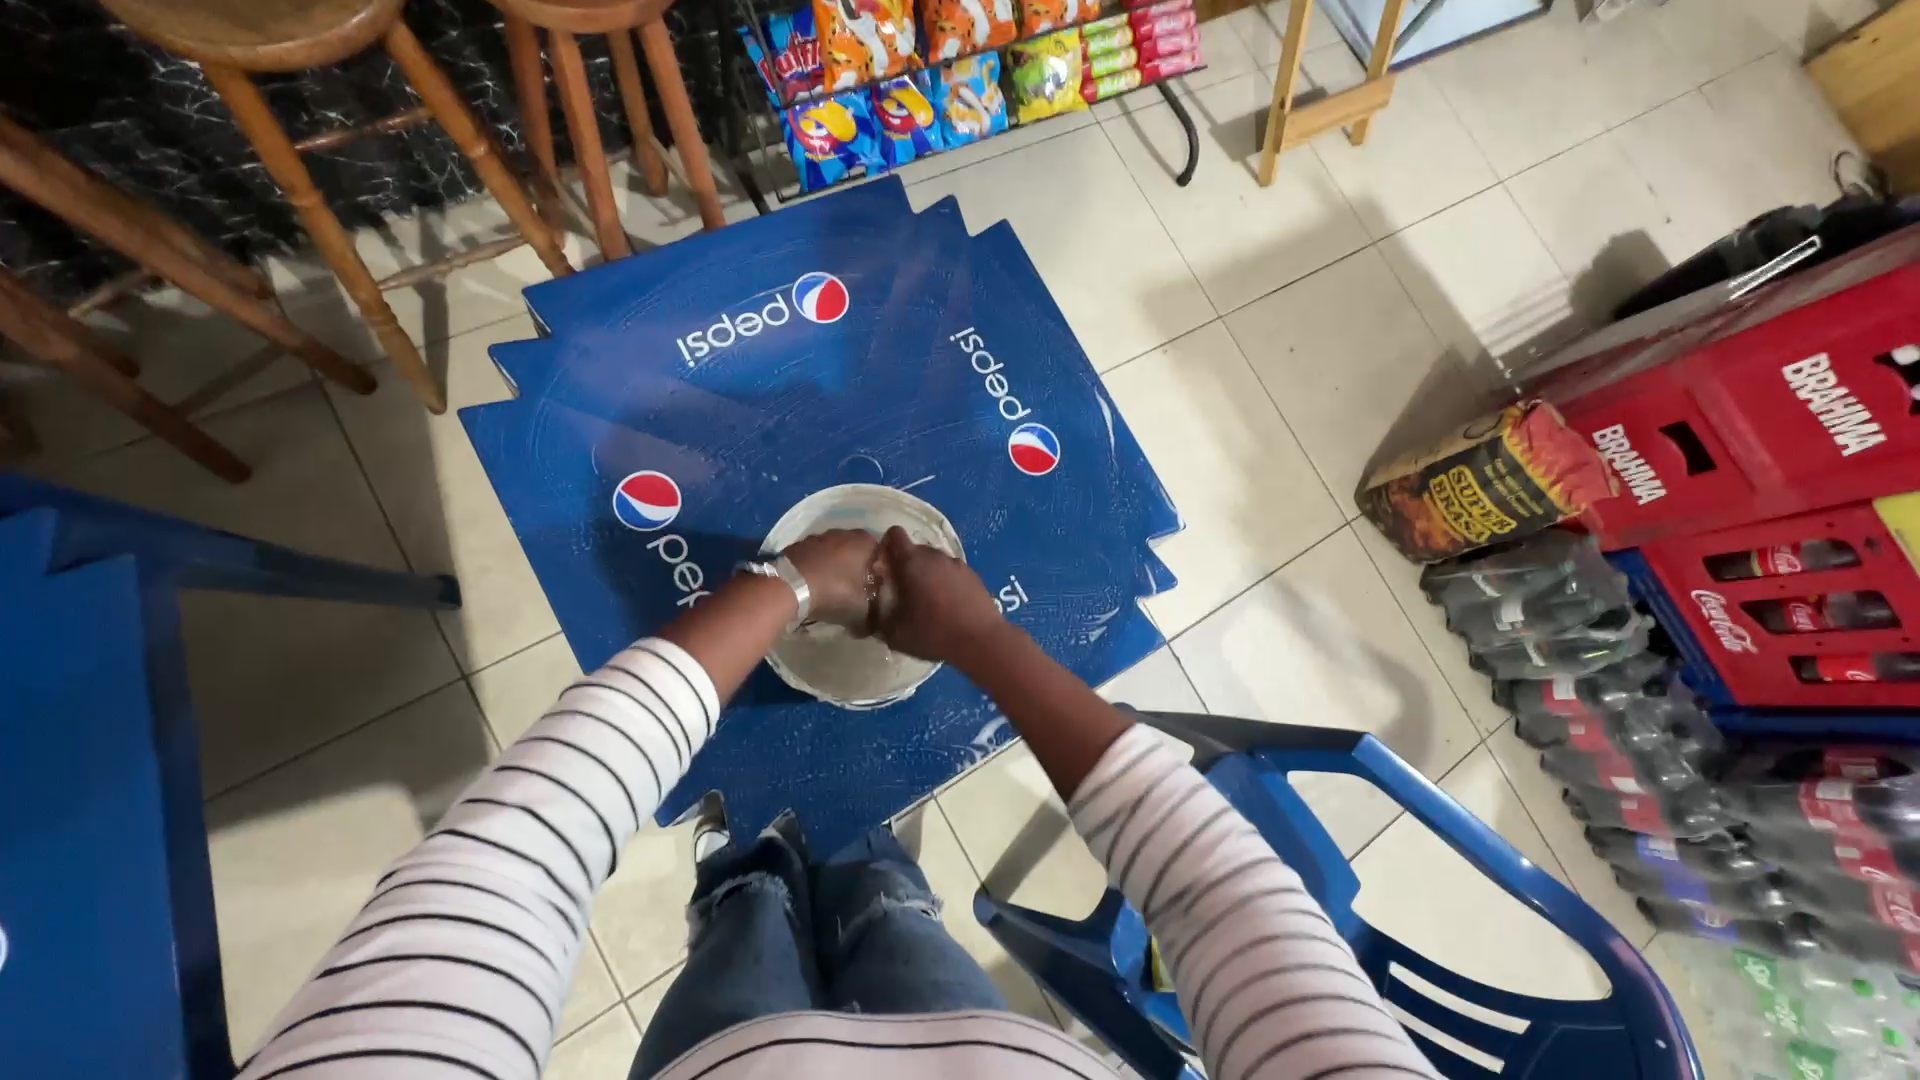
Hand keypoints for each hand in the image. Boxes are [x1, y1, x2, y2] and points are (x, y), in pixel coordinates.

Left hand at [780, 529, 880, 628]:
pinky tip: (816, 584)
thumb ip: (874, 615)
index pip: (883, 554)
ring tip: (835, 588)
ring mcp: (819, 536)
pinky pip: (816, 557)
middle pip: (858, 552)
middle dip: (858, 568)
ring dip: (837, 567)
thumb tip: (876, 626)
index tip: (878, 587)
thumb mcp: (860, 609)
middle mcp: (844, 532)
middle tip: (858, 589)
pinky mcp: (800, 545)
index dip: (882, 572)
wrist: (788, 586)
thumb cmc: (833, 591)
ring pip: (835, 552)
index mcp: (864, 542)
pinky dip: (818, 568)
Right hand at [871, 525, 1009, 665]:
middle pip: (915, 550)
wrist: (981, 640)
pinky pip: (952, 572)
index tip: (885, 567)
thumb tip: (875, 614)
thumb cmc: (934, 633)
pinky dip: (946, 583)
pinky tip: (949, 606)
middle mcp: (935, 555)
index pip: (894, 535)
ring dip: (928, 575)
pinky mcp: (973, 575)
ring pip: (935, 562)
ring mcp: (957, 563)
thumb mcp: (896, 634)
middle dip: (907, 566)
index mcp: (912, 562)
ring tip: (928, 602)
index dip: (886, 546)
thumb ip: (880, 620)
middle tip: (904, 592)